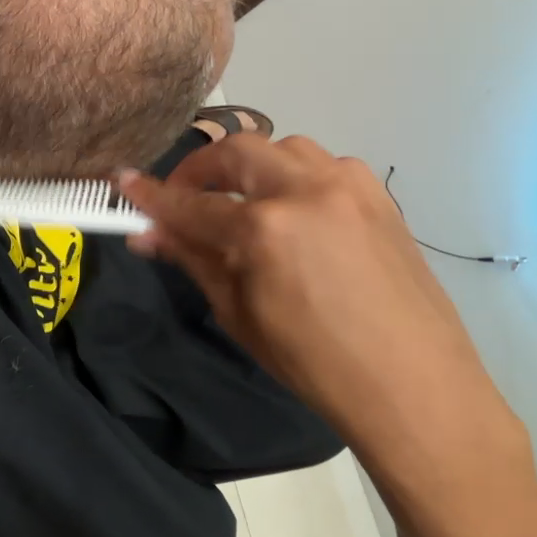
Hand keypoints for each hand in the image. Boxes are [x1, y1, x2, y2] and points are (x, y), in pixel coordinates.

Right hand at [117, 137, 520, 475]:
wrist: (414, 387)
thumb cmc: (313, 361)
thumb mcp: (237, 311)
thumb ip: (192, 259)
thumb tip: (146, 233)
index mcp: (265, 228)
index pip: (189, 203)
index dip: (150, 195)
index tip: (122, 183)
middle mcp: (307, 192)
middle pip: (236, 152)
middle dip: (200, 169)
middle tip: (182, 196)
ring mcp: (350, 189)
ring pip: (284, 149)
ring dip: (251, 166)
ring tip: (241, 201)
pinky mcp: (380, 199)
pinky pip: (325, 167)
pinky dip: (295, 177)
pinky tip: (292, 213)